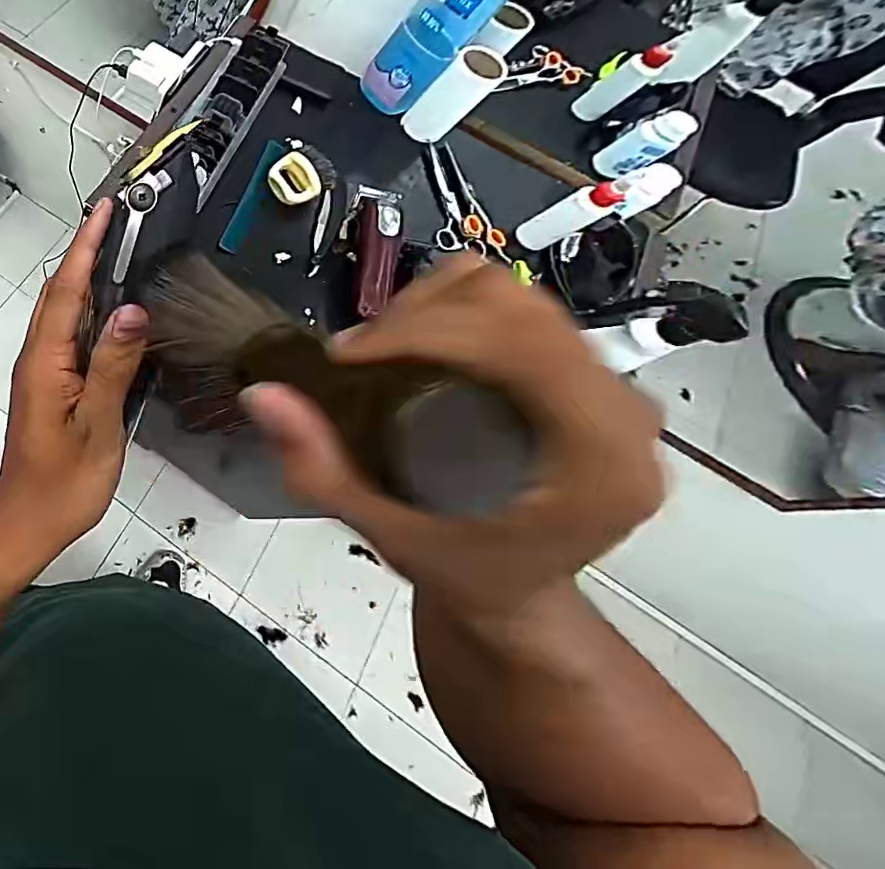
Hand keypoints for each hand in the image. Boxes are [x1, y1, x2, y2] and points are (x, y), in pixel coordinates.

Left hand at [0, 199, 148, 557]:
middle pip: (60, 292)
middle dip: (85, 252)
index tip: (105, 212)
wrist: (28, 521)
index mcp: (45, 362)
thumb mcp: (96, 425)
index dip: (86, 247)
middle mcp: (38, 358)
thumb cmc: (63, 482)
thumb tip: (131, 311)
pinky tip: (114, 311)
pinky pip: (71, 334)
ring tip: (119, 251)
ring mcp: (43, 371)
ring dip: (86, 277)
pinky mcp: (51, 384)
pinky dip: (90, 310)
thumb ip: (113, 366)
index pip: (67, 290)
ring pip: (64, 311)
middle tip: (116, 221)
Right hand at [241, 255, 663, 616]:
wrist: (519, 592)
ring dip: (433, 306)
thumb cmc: (467, 576)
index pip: (517, 348)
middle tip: (360, 355)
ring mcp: (611, 386)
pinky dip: (454, 306)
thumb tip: (263, 394)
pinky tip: (418, 344)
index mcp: (598, 463)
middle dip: (419, 316)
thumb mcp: (389, 536)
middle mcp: (621, 413)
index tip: (349, 355)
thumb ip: (322, 469)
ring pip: (514, 293)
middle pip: (515, 306)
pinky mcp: (586, 371)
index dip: (424, 332)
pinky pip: (517, 303)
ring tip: (384, 348)